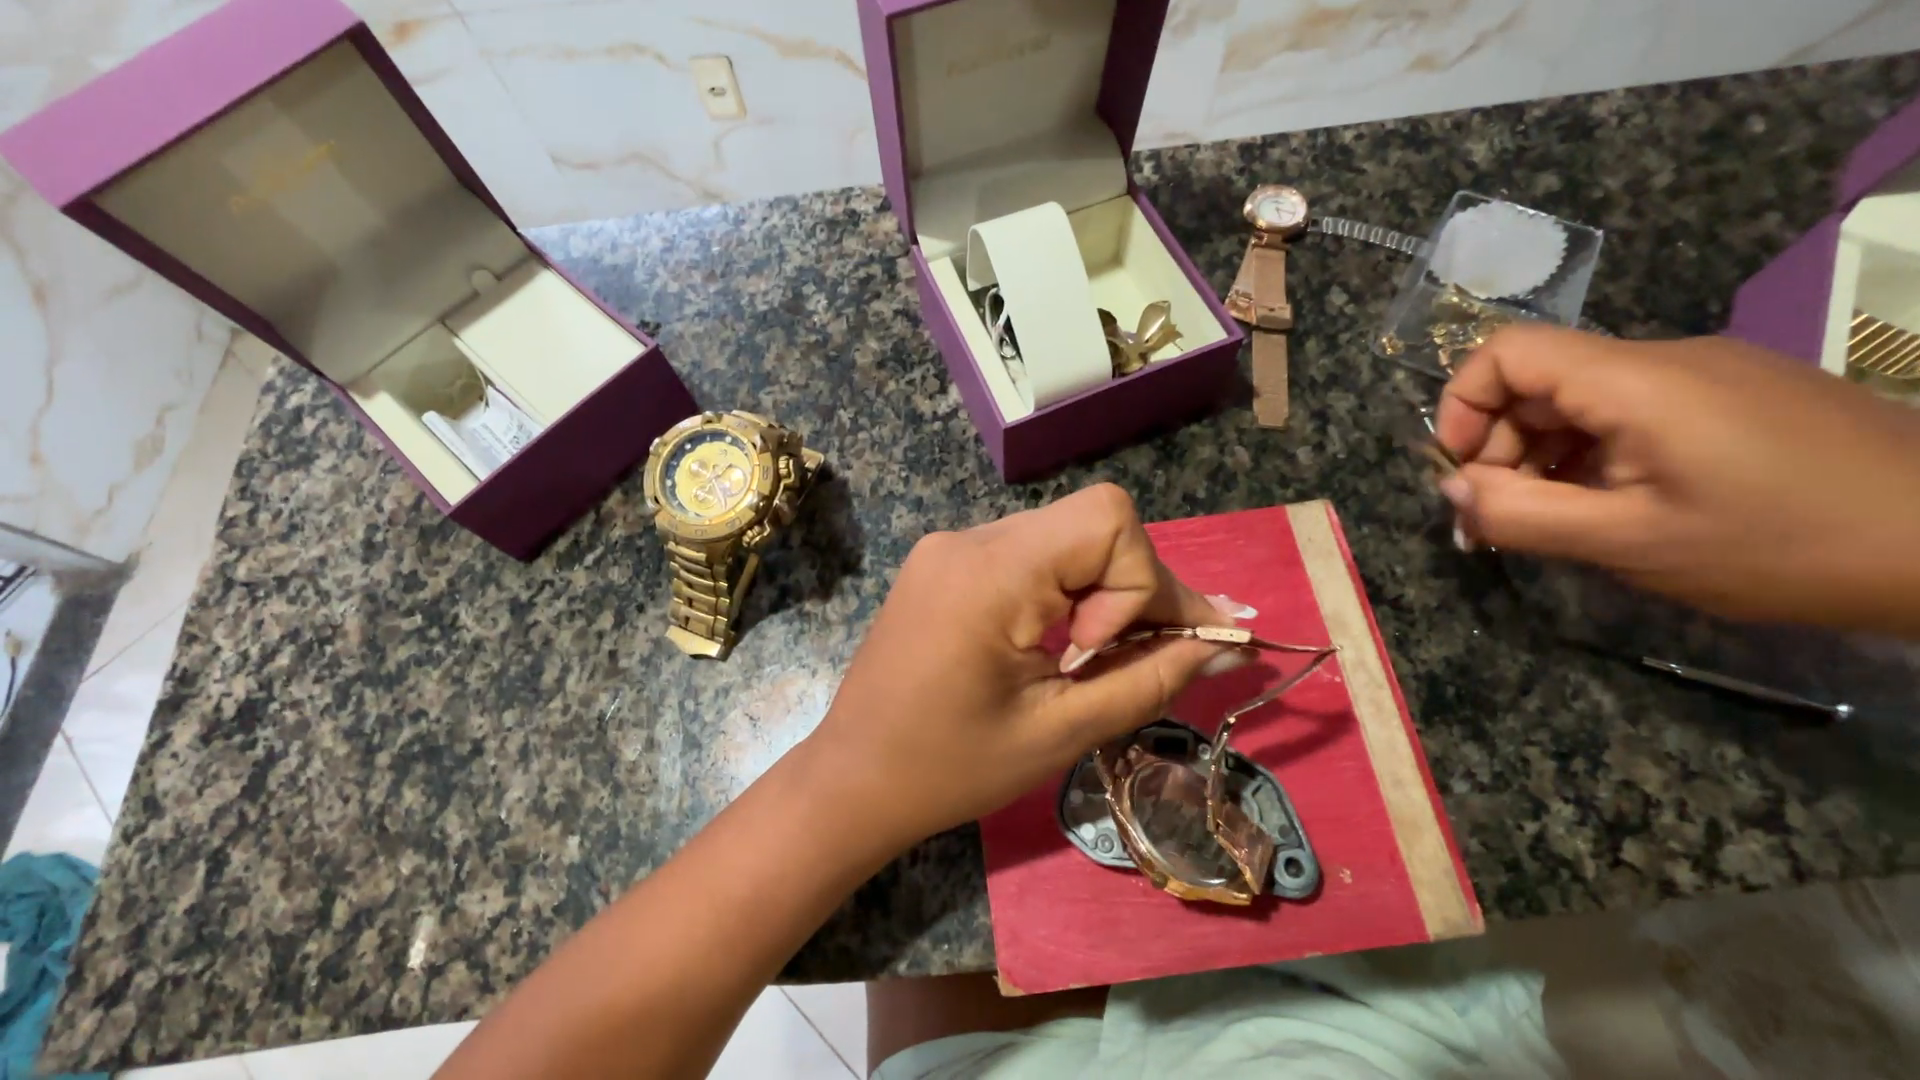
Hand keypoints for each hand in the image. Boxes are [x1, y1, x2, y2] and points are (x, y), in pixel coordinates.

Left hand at [798, 483, 1237, 847]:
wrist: (853, 780)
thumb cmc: (952, 768)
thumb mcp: (1063, 731)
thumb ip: (1152, 679)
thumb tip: (1231, 645)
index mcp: (990, 571)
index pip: (1108, 520)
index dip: (1138, 586)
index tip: (1106, 656)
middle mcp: (969, 537)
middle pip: (1091, 526)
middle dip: (1131, 592)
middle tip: (1141, 660)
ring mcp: (950, 546)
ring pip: (1064, 540)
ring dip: (1098, 595)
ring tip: (1091, 662)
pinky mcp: (944, 564)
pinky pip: (1028, 557)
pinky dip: (1062, 594)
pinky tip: (1058, 647)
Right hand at [1435, 325, 1919, 633]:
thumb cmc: (1781, 544)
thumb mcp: (1630, 542)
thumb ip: (1522, 515)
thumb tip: (1452, 491)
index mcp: (1634, 380)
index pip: (1506, 352)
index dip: (1461, 405)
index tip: (1462, 474)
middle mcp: (1667, 359)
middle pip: (1541, 379)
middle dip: (1501, 446)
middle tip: (1505, 518)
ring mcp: (1711, 374)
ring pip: (1586, 400)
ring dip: (1546, 456)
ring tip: (1560, 522)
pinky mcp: (1742, 396)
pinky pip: (1636, 412)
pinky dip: (1597, 455)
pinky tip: (1619, 507)